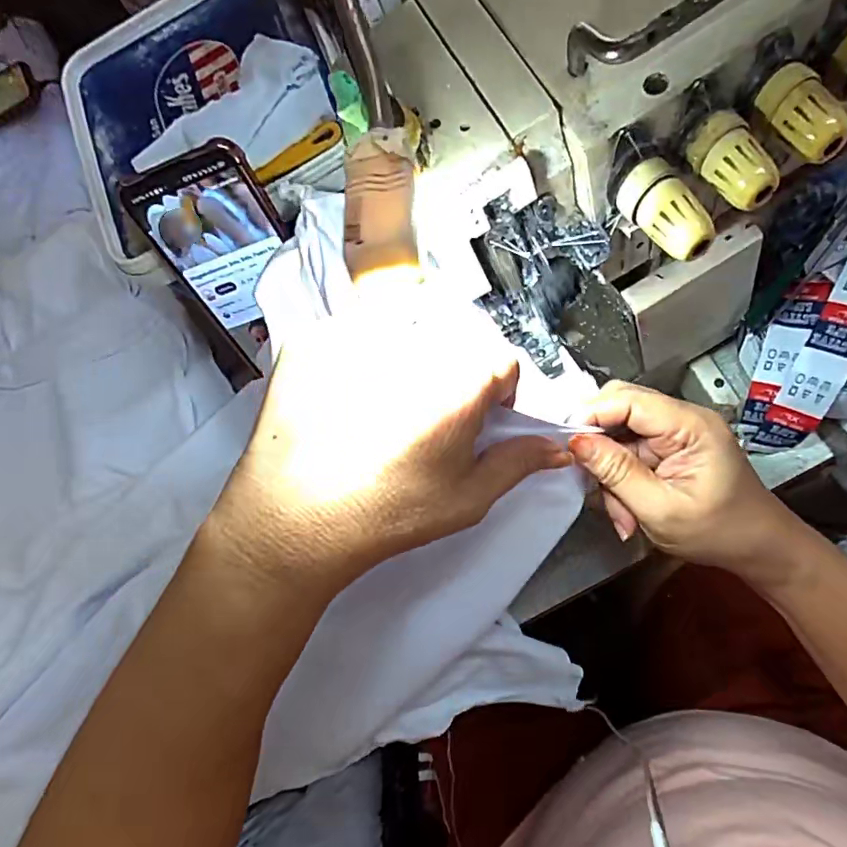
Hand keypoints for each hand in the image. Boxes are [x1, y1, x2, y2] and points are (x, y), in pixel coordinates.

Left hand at [207, 296, 572, 593]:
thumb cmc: (385, 514)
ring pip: (409, 326)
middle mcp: (416, 344)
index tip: (480, 416)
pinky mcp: (318, 336)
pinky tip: (353, 398)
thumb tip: (552, 448)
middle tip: (432, 415)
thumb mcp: (468, 497)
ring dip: (412, 355)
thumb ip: (518, 462)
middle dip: (457, 370)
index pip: (504, 361)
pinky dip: (363, 355)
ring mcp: (361, 334)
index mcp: (463, 379)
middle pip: (459, 338)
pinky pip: (358, 331)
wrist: (295, 521)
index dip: (498, 393)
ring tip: (390, 405)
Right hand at [568, 381, 807, 576]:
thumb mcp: (661, 509)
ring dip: (611, 474)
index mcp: (690, 425)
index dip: (592, 415)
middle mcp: (684, 419)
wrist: (758, 547)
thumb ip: (617, 473)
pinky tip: (629, 511)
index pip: (629, 398)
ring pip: (621, 436)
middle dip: (600, 448)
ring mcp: (677, 434)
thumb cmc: (720, 532)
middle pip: (621, 410)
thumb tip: (577, 442)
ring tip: (623, 515)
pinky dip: (623, 481)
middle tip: (594, 484)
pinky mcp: (671, 450)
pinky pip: (632, 453)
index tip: (567, 443)